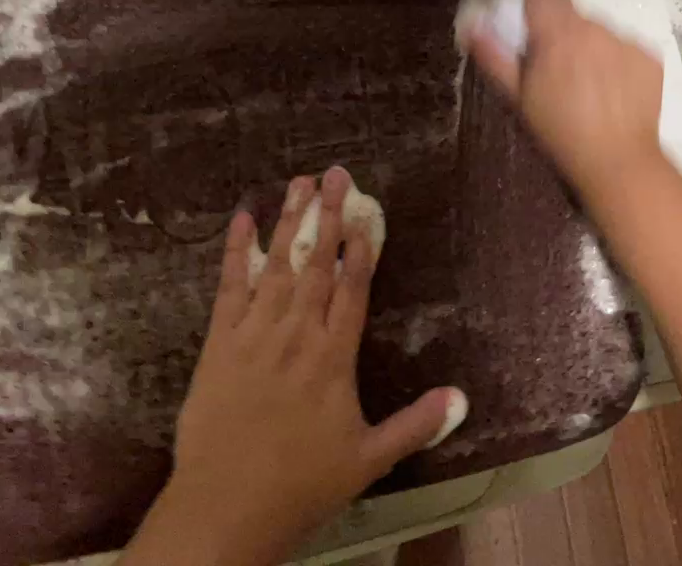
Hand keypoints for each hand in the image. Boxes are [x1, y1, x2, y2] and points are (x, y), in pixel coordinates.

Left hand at [119, 168, 463, 565]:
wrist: (226, 507)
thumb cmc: (302, 483)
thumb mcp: (369, 458)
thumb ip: (416, 424)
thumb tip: (463, 397)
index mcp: (333, 357)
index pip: (352, 288)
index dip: (360, 247)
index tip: (365, 210)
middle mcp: (297, 333)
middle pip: (316, 263)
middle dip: (328, 216)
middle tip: (335, 174)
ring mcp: (255, 333)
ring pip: (277, 265)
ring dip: (290, 221)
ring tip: (299, 183)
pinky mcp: (219, 342)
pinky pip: (229, 286)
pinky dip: (236, 251)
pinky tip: (242, 219)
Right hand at [462, 0, 664, 198]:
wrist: (617, 162)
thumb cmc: (559, 133)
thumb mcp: (519, 97)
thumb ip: (495, 55)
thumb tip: (472, 25)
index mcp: (556, 33)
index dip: (528, 6)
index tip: (524, 26)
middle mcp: (594, 27)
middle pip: (569, 10)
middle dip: (558, 29)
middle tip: (553, 63)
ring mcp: (626, 40)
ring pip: (598, 27)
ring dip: (587, 43)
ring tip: (585, 81)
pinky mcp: (650, 56)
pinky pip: (624, 46)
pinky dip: (614, 59)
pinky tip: (610, 88)